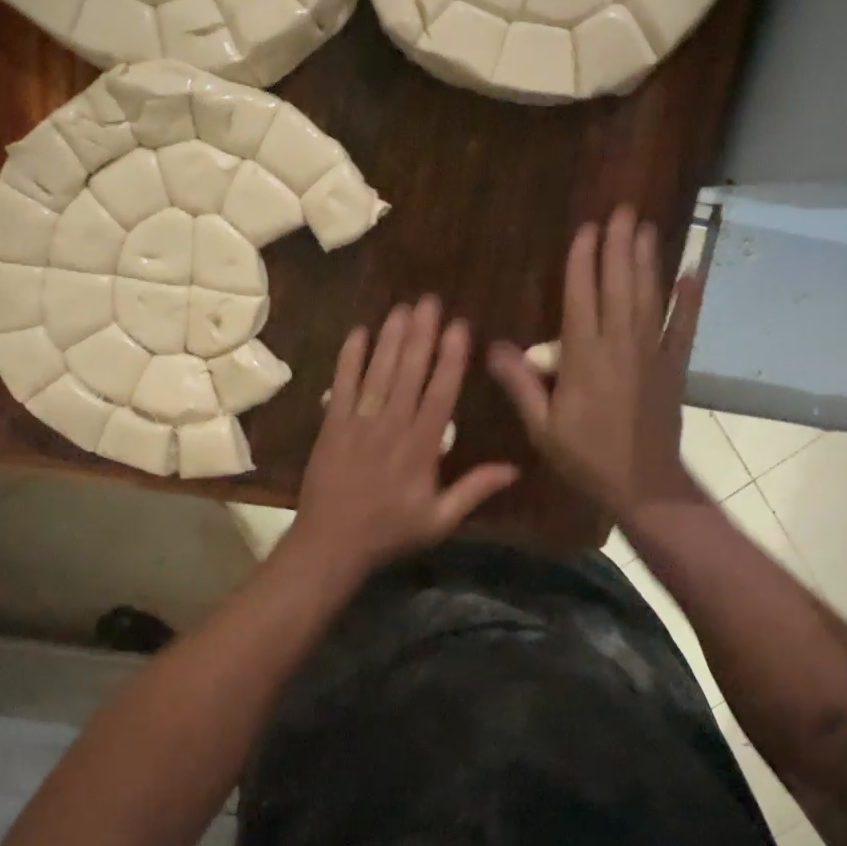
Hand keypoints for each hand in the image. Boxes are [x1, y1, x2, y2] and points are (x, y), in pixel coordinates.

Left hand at [289, 295, 519, 572]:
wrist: (331, 544)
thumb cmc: (389, 533)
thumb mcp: (439, 520)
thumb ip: (474, 490)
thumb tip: (516, 469)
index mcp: (421, 449)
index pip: (440, 395)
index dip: (450, 359)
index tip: (459, 327)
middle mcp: (391, 428)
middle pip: (408, 373)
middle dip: (421, 335)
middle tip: (430, 301)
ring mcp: (358, 425)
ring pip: (377, 374)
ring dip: (390, 339)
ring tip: (402, 307)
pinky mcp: (330, 427)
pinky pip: (340, 386)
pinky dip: (348, 360)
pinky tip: (358, 332)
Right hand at [488, 205, 706, 517]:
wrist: (642, 484)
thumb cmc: (586, 457)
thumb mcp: (542, 426)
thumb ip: (520, 384)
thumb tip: (494, 346)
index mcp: (584, 357)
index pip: (581, 297)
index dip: (583, 261)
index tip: (586, 229)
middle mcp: (620, 345)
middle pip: (619, 285)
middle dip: (619, 246)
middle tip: (623, 210)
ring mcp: (651, 353)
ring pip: (649, 297)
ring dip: (648, 260)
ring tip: (647, 228)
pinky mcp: (673, 367)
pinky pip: (683, 326)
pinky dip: (688, 299)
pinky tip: (692, 273)